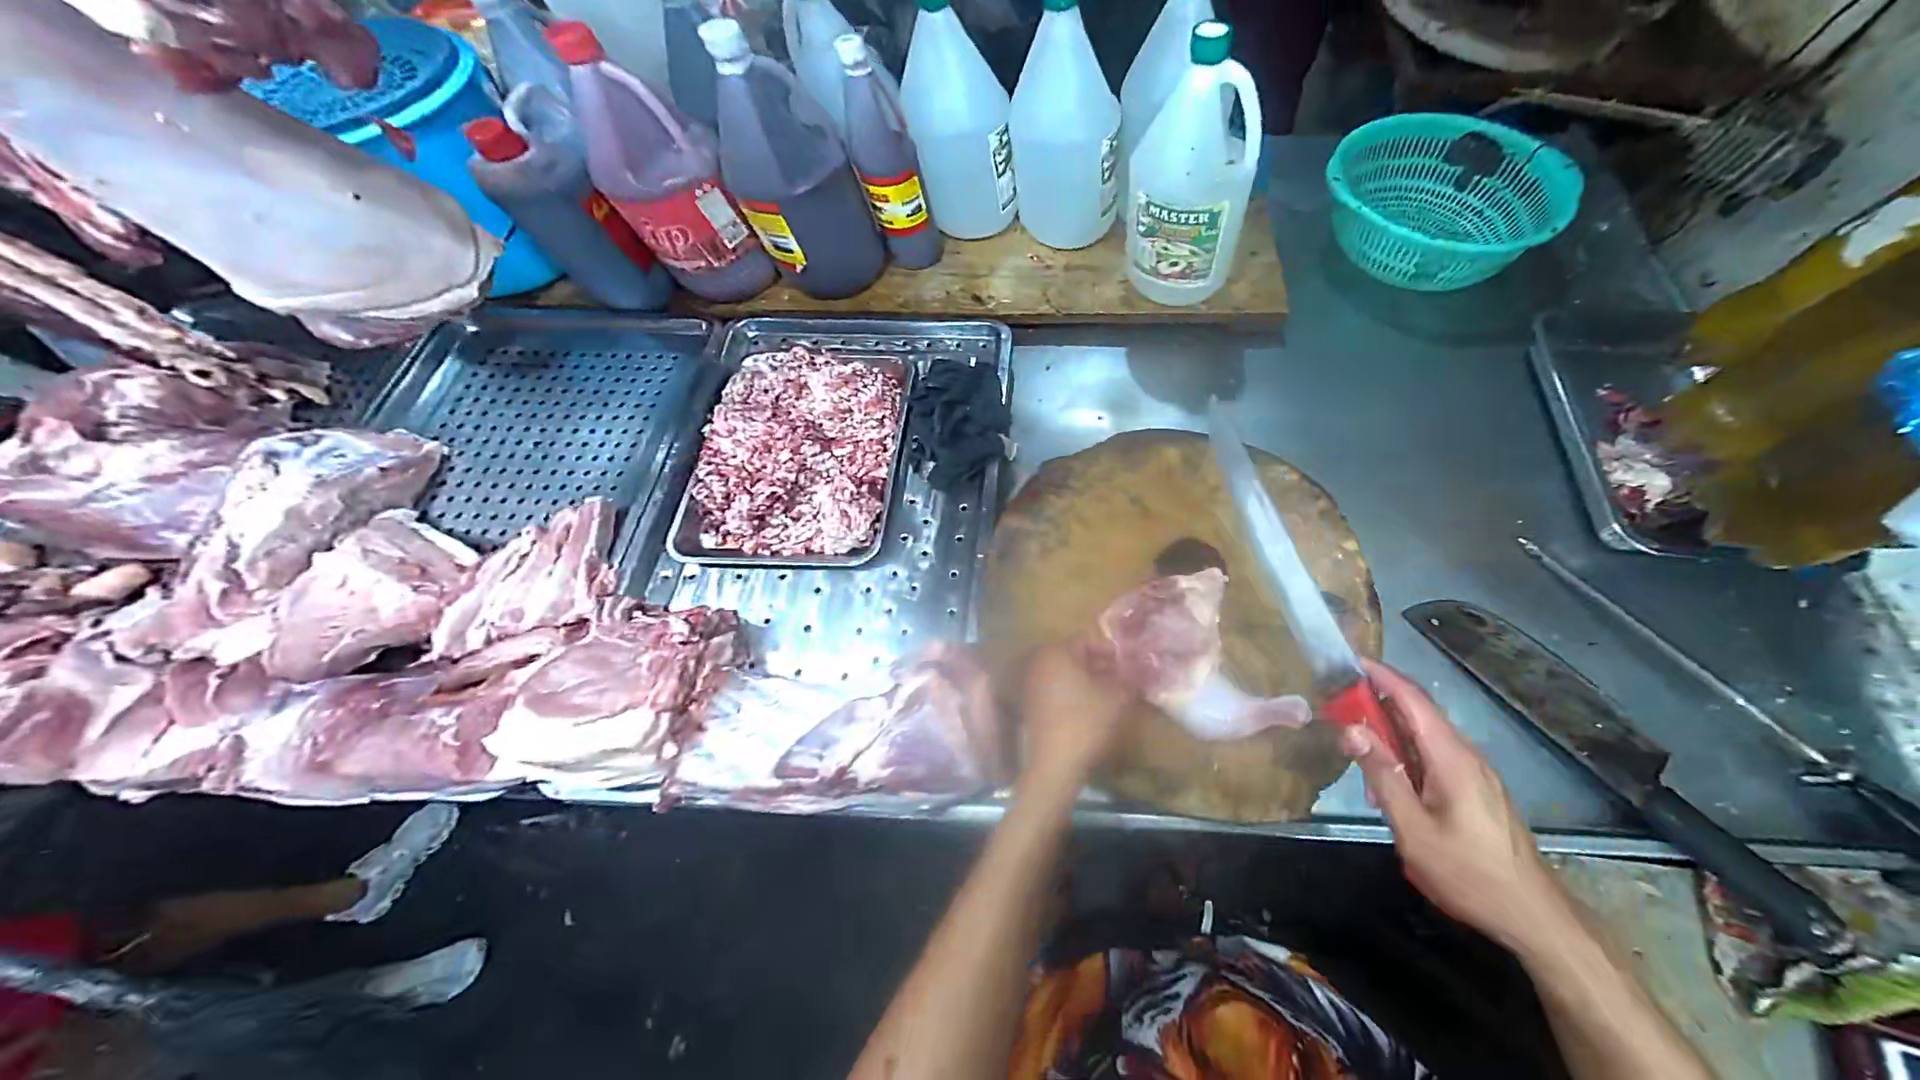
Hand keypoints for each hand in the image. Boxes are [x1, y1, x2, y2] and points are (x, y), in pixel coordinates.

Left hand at [1020, 642, 1135, 793]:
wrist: (1055, 762)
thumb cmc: (1087, 721)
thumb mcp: (1118, 697)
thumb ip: (1132, 678)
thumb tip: (1143, 669)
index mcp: (1057, 652)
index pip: (1088, 642)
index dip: (1112, 653)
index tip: (1129, 667)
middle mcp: (1039, 663)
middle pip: (1076, 658)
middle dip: (1101, 668)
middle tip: (1123, 681)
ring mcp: (1032, 685)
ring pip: (1067, 676)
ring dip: (1089, 682)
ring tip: (1111, 697)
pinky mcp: (1031, 706)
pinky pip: (1057, 692)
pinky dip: (1074, 696)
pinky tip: (1091, 711)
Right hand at [1343, 659, 1574, 954]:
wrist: (1535, 919)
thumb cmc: (1469, 874)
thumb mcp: (1413, 828)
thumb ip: (1382, 775)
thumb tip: (1352, 730)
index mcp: (1452, 759)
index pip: (1414, 702)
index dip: (1383, 677)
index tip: (1351, 661)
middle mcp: (1468, 758)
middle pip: (1420, 714)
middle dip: (1378, 701)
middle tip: (1338, 702)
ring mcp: (1476, 775)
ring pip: (1427, 737)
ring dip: (1390, 730)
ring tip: (1355, 741)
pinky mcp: (1478, 792)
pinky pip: (1435, 757)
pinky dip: (1405, 752)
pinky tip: (1388, 777)